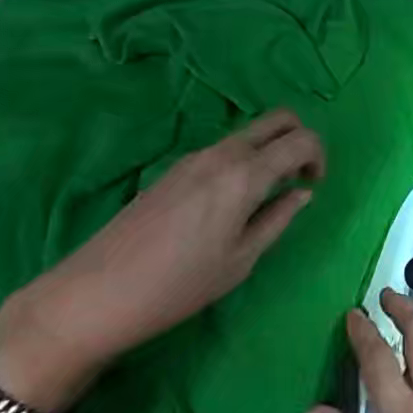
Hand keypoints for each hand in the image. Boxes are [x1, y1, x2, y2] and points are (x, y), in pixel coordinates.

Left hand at [0, 110, 323, 410]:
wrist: (94, 294)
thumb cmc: (176, 286)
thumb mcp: (240, 262)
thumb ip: (278, 219)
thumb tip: (302, 192)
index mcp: (246, 174)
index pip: (301, 139)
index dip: (319, 156)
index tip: (314, 185)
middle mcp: (224, 152)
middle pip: (278, 118)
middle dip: (300, 138)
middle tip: (299, 176)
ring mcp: (196, 156)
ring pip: (250, 132)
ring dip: (270, 148)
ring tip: (265, 194)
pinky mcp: (176, 167)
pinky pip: (225, 147)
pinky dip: (245, 158)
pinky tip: (231, 200)